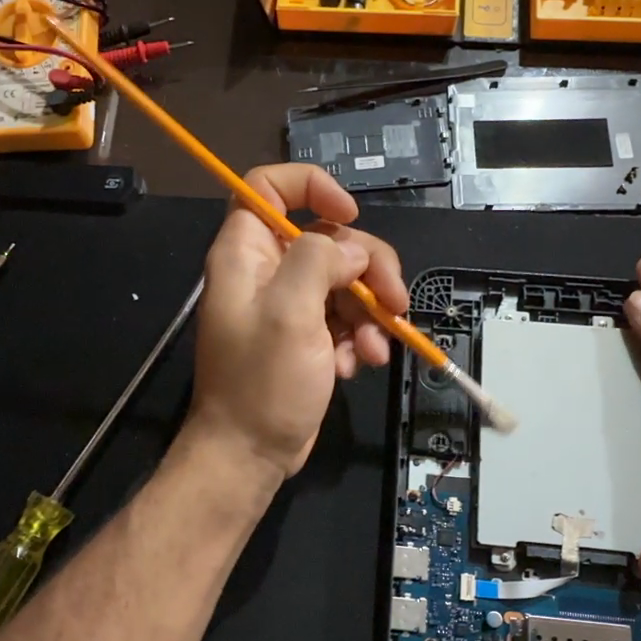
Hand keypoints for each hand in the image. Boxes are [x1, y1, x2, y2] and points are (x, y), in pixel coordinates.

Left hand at [184, 164, 408, 479]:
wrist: (250, 454)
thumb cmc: (261, 384)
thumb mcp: (289, 314)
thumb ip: (318, 263)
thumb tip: (350, 251)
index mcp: (246, 254)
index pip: (268, 186)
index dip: (311, 188)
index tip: (349, 216)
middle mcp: (265, 273)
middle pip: (327, 241)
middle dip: (368, 269)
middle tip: (394, 303)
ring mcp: (287, 307)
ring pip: (344, 283)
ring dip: (370, 313)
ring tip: (374, 350)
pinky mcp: (306, 339)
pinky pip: (343, 319)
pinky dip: (357, 338)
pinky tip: (357, 365)